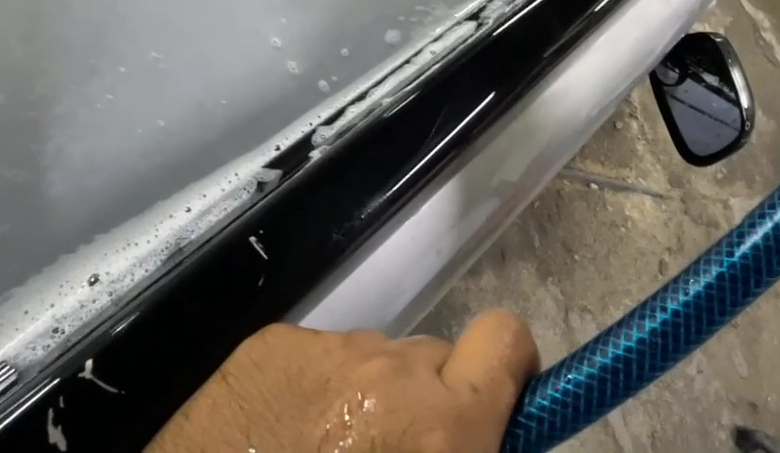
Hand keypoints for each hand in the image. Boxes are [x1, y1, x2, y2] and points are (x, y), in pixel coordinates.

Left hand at [145, 311, 538, 452]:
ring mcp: (322, 347)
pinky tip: (281, 436)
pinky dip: (313, 388)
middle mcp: (386, 367)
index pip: (506, 337)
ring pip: (373, 357)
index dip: (509, 366)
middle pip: (433, 356)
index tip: (495, 400)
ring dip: (366, 396)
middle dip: (426, 401)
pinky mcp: (270, 341)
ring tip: (324, 452)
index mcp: (440, 423)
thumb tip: (473, 442)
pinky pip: (317, 355)